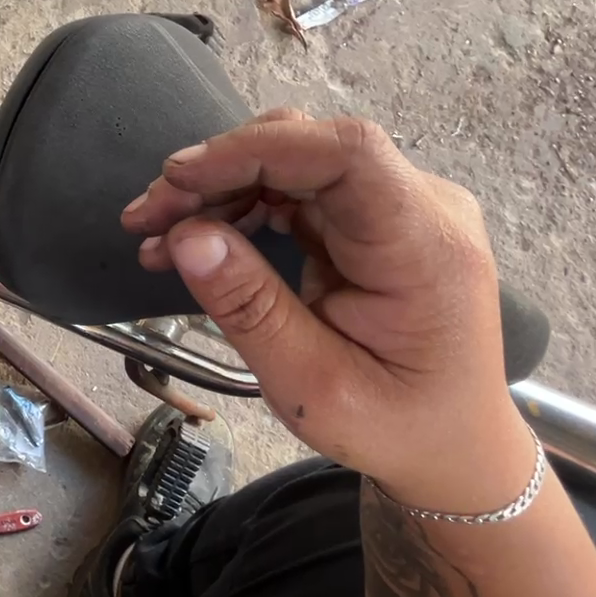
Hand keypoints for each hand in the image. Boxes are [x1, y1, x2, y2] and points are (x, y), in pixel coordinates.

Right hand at [121, 110, 536, 513]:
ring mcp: (395, 208)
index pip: (345, 154)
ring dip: (215, 189)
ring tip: (155, 235)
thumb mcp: (312, 385)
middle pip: (307, 148)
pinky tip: (190, 240)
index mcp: (425, 248)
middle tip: (145, 219)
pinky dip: (233, 206)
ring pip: (289, 162)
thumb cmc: (393, 428)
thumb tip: (186, 236)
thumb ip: (250, 308)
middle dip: (215, 172)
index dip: (252, 150)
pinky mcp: (368, 220)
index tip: (176, 180)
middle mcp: (420, 208)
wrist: (450, 448)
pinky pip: (291, 189)